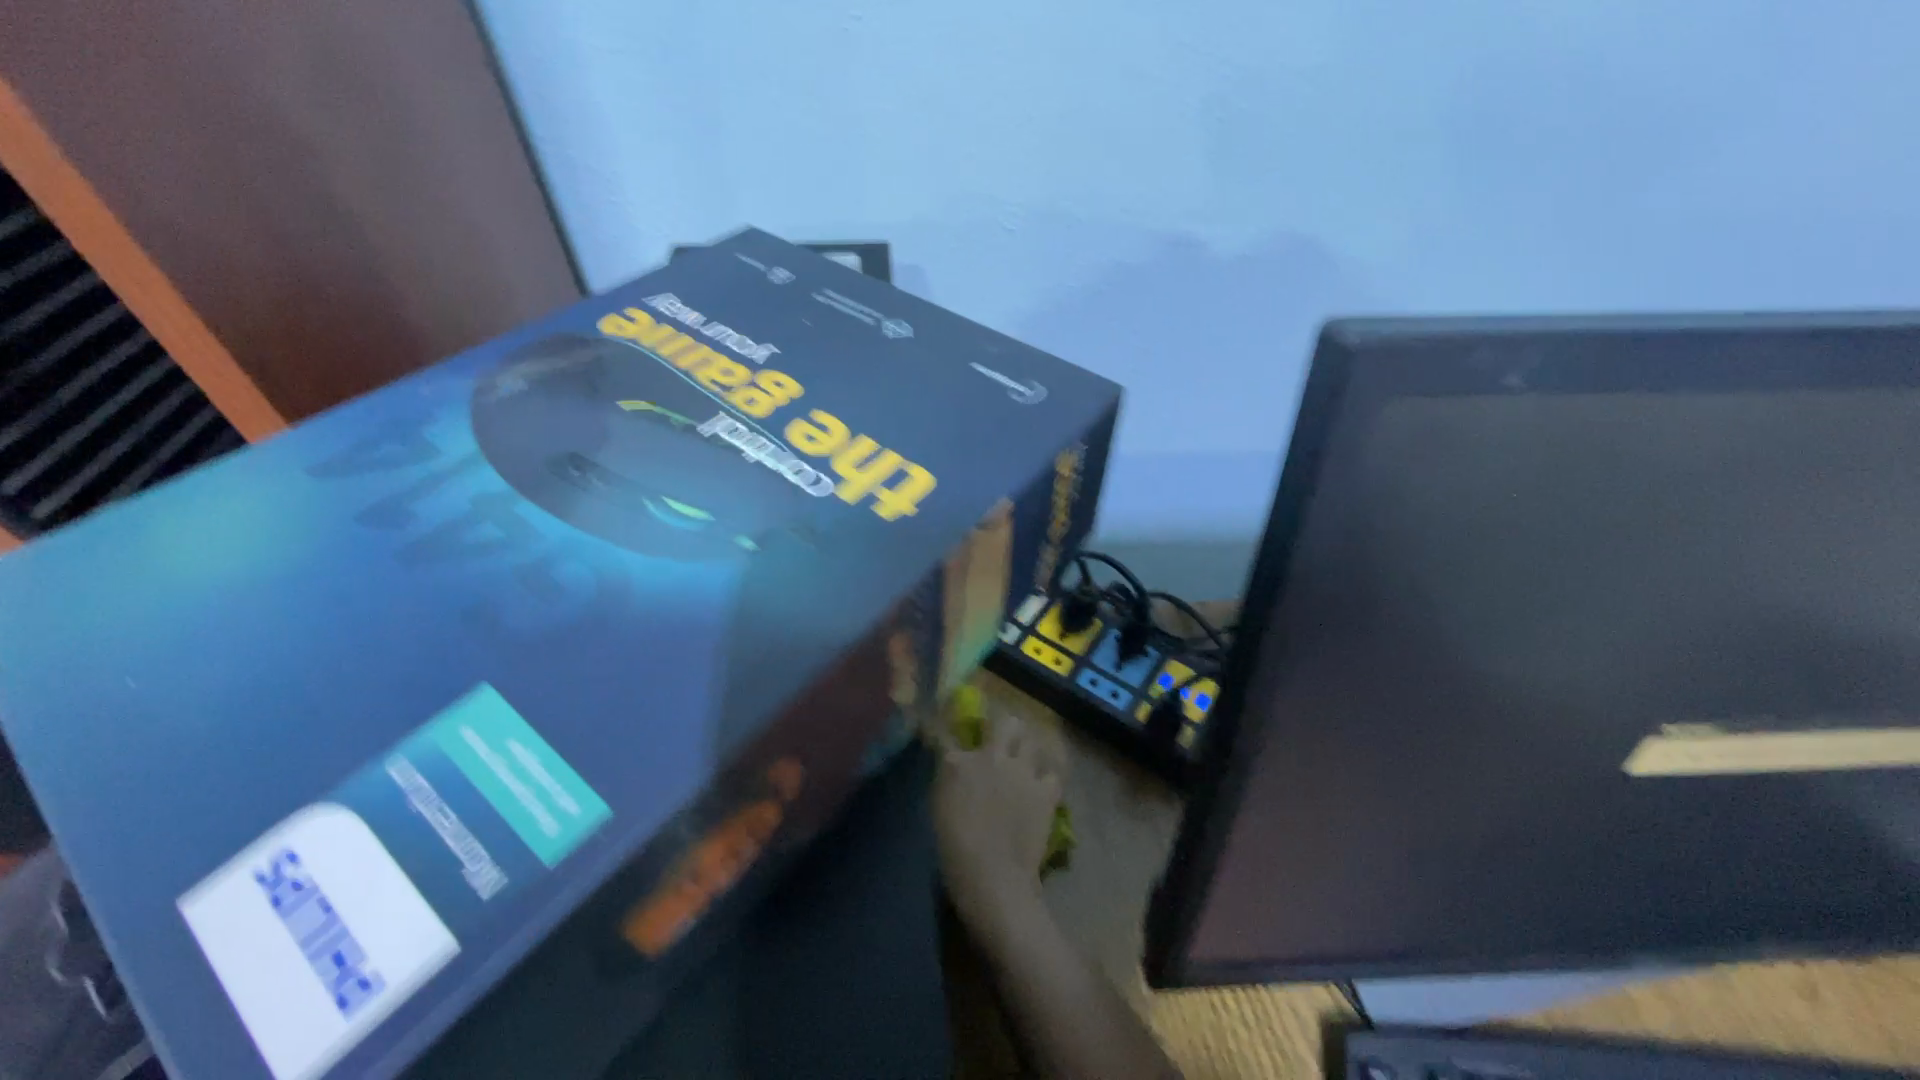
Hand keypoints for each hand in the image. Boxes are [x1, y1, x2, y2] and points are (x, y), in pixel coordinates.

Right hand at [931, 709, 1064, 937]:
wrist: (993, 876)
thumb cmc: (955, 851)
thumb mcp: (939, 808)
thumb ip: (949, 779)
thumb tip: (956, 766)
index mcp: (956, 763)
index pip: (946, 731)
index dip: (947, 726)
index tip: (948, 727)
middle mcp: (991, 756)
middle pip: (1004, 722)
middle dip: (1004, 727)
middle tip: (1003, 738)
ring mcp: (1022, 771)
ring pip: (1032, 741)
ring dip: (1027, 749)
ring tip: (1026, 760)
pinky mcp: (1046, 790)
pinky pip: (1052, 772)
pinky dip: (1047, 777)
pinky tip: (1043, 785)